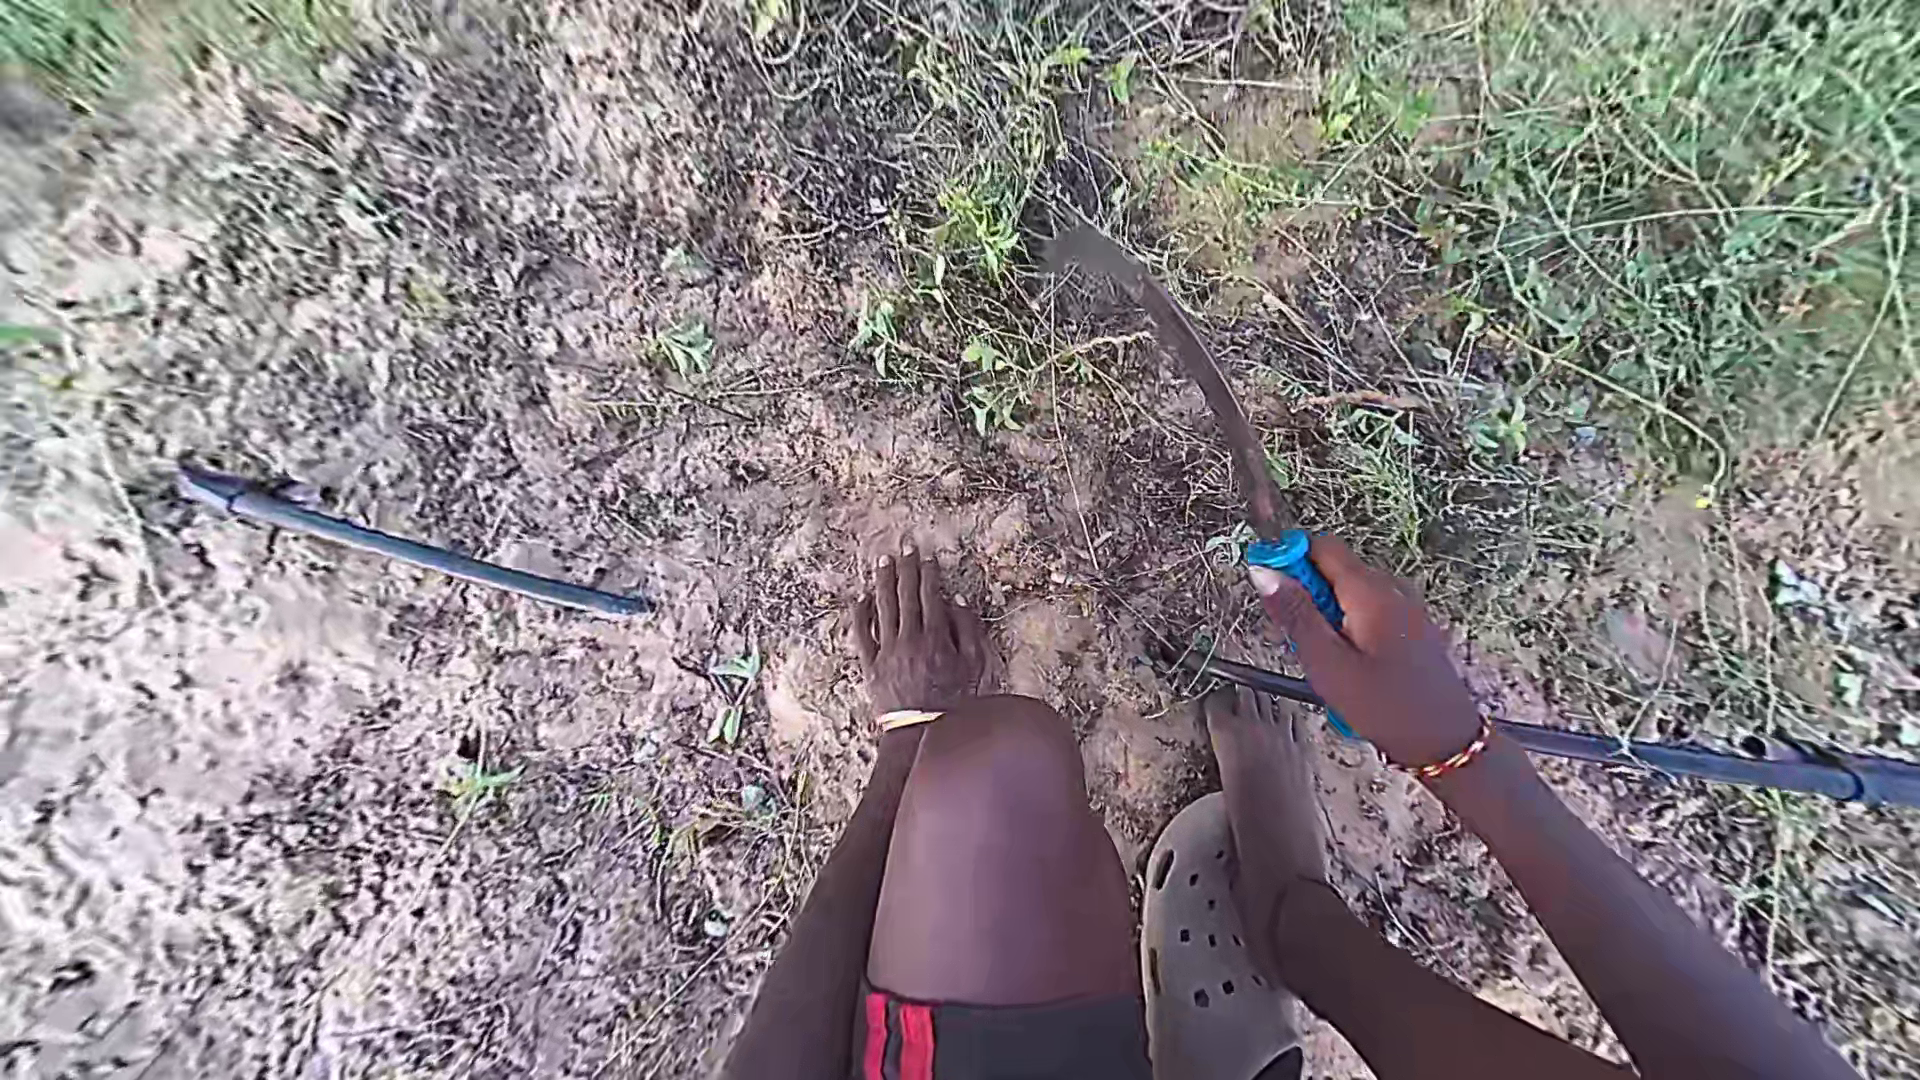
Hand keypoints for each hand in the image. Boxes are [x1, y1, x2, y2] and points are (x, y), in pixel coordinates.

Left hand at [851, 548, 989, 713]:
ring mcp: (887, 651)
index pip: (930, 596)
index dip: (929, 574)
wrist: (923, 733)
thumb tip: (957, 599)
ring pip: (883, 607)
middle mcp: (909, 638)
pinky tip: (862, 597)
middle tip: (905, 549)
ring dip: (883, 581)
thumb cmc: (955, 701)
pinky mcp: (871, 665)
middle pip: (906, 595)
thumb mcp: (975, 666)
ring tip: (882, 562)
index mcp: (936, 637)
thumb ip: (968, 630)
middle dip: (906, 569)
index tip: (927, 558)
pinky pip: (862, 634)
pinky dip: (861, 613)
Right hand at [1249, 535, 1480, 767]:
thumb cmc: (1383, 705)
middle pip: (1331, 565)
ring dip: (1321, 608)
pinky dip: (1342, 620)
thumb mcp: (1326, 661)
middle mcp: (1390, 589)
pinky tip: (1342, 656)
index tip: (1272, 589)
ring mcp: (1403, 606)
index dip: (1287, 558)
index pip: (1320, 545)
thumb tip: (1263, 571)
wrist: (1445, 743)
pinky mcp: (1407, 624)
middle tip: (1295, 633)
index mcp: (1369, 593)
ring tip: (1319, 651)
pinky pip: (1362, 605)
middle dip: (1303, 590)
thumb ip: (1294, 612)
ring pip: (1344, 587)